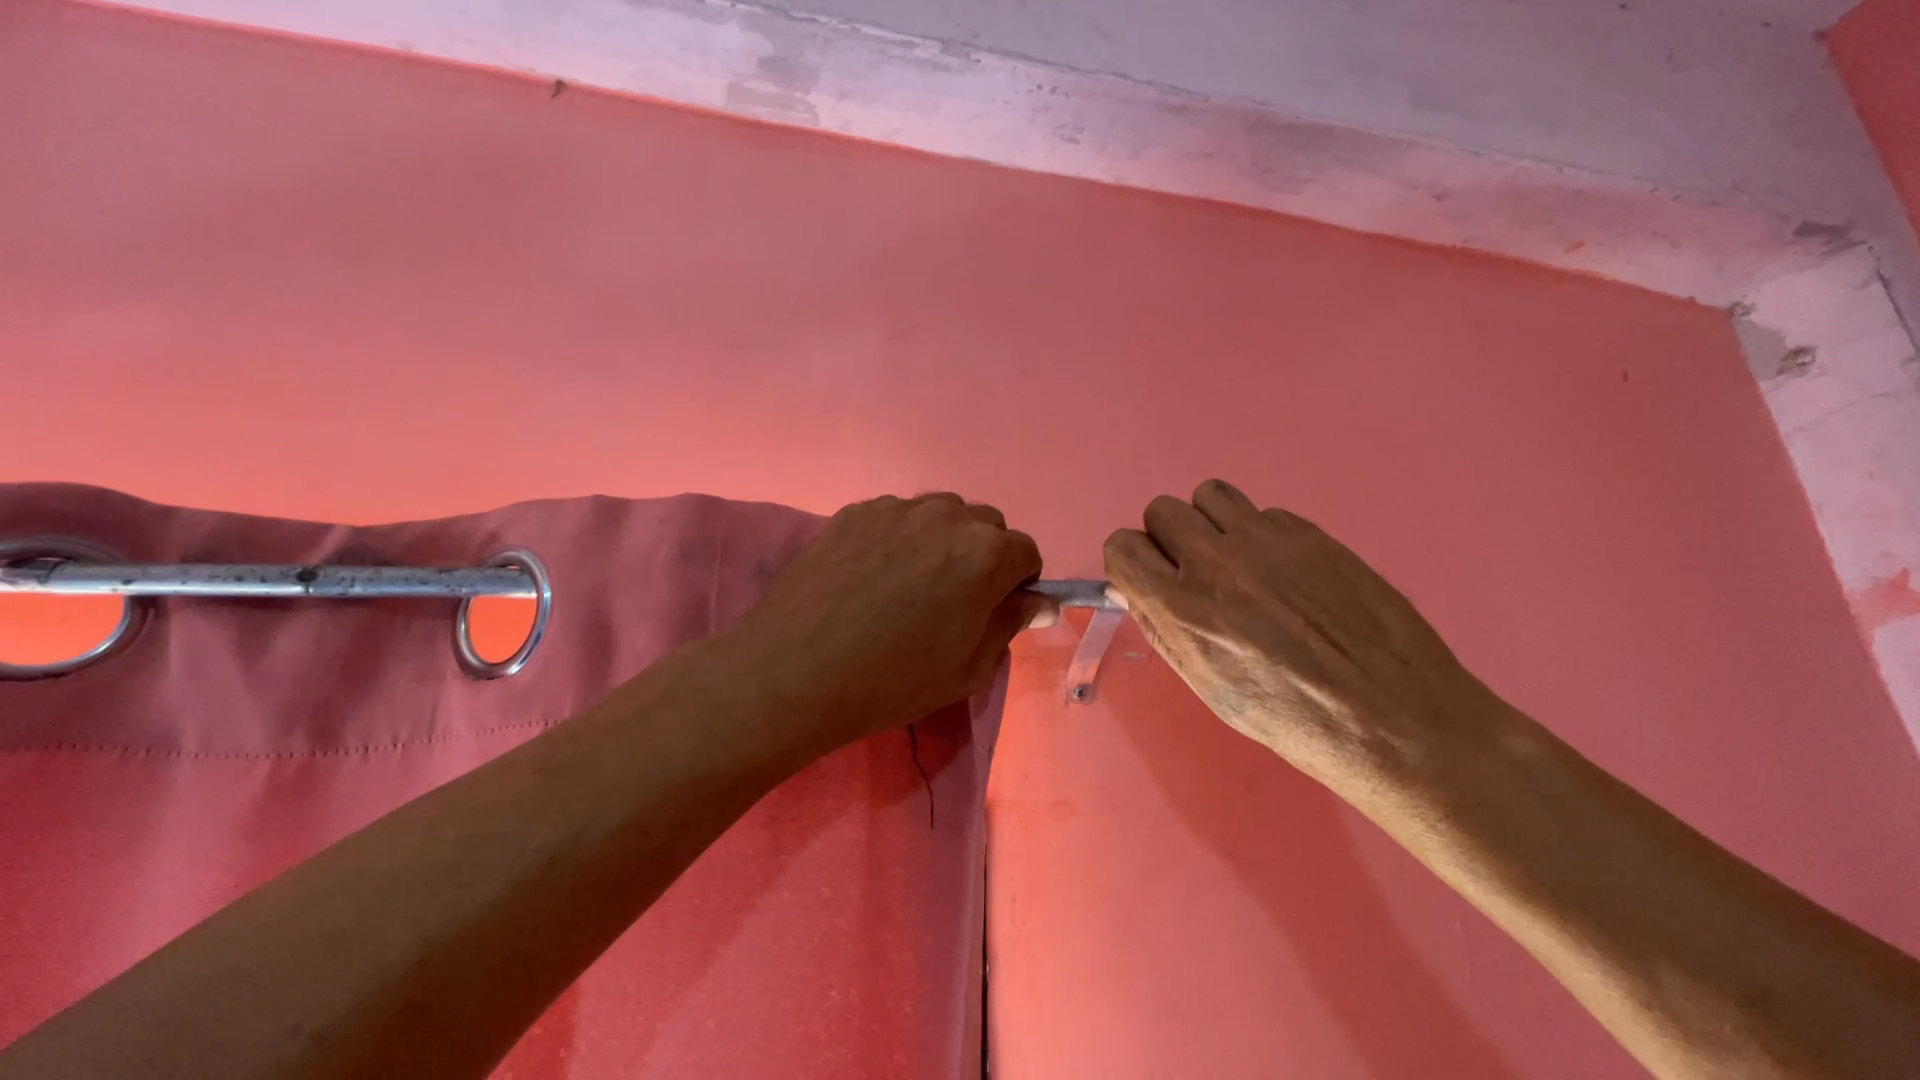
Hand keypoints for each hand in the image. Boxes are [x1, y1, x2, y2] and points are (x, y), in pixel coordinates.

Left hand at [726, 493, 1054, 748]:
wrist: (795, 671)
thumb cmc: (893, 680)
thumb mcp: (968, 669)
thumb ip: (1009, 625)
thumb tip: (1038, 602)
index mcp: (986, 555)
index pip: (1026, 553)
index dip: (1017, 585)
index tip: (993, 613)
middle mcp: (947, 517)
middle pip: (985, 526)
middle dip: (982, 558)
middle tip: (952, 603)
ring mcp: (895, 509)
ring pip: (939, 516)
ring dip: (941, 543)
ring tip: (907, 588)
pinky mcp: (853, 512)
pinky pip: (894, 518)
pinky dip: (897, 539)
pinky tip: (869, 580)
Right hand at [1103, 479, 1506, 790]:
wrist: (1390, 716)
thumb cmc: (1291, 720)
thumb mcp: (1209, 685)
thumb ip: (1165, 626)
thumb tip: (1134, 588)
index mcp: (1183, 609)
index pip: (1122, 546)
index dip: (1131, 562)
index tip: (1148, 580)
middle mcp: (1217, 562)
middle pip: (1162, 511)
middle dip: (1168, 539)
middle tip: (1194, 572)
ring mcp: (1268, 541)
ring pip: (1210, 495)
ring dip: (1211, 523)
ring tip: (1236, 560)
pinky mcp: (1311, 533)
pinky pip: (1265, 513)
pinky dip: (1261, 535)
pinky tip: (1287, 573)